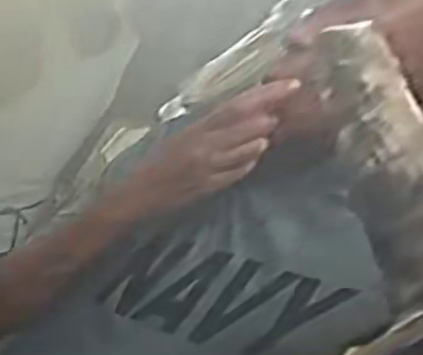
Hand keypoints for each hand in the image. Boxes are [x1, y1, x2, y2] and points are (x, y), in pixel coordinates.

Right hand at [111, 79, 300, 218]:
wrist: (129, 200)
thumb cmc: (150, 166)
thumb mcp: (176, 137)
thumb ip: (208, 124)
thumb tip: (245, 109)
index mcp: (194, 132)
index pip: (239, 107)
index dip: (269, 94)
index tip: (293, 86)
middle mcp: (204, 148)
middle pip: (255, 126)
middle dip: (267, 122)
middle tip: (265, 121)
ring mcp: (207, 169)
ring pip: (253, 149)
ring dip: (257, 144)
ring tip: (249, 144)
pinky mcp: (207, 187)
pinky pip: (240, 171)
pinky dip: (245, 164)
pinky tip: (238, 163)